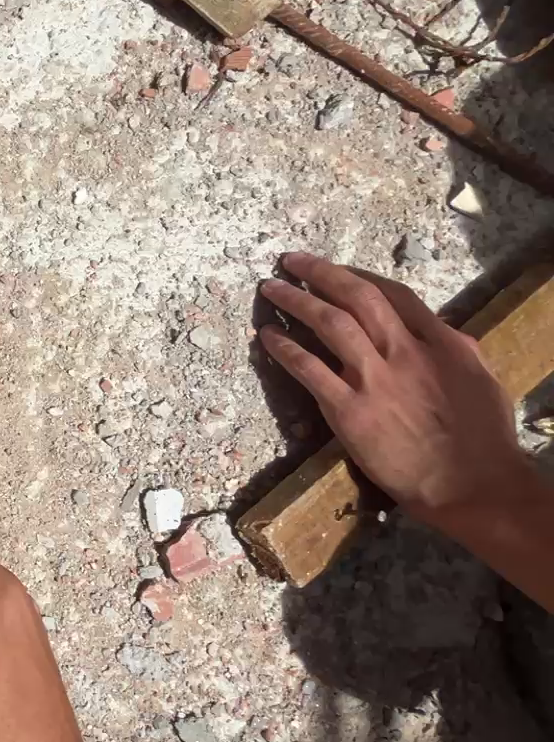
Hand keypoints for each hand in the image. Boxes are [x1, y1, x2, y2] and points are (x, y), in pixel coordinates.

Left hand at [258, 252, 534, 536]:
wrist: (471, 481)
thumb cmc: (476, 435)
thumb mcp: (473, 378)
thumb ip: (442, 350)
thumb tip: (417, 331)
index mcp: (445, 343)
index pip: (394, 295)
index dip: (355, 276)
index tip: (328, 267)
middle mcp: (408, 353)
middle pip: (358, 298)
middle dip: (319, 274)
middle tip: (288, 261)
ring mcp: (376, 378)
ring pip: (329, 324)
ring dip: (293, 301)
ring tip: (268, 288)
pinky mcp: (347, 406)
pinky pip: (307, 367)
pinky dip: (283, 347)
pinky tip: (265, 335)